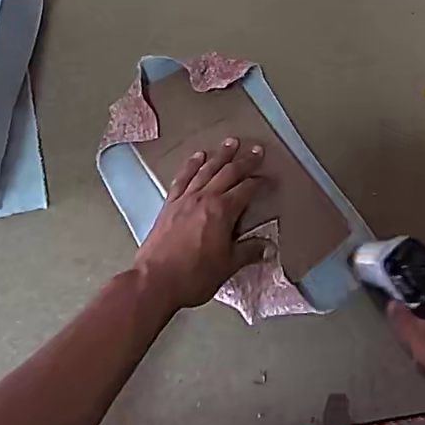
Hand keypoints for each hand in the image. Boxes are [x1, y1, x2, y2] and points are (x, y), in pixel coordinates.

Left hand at [135, 137, 267, 310]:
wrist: (153, 282)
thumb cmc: (194, 275)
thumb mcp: (228, 265)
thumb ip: (249, 251)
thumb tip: (269, 247)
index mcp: (223, 211)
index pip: (247, 189)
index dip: (261, 183)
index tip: (270, 180)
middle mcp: (205, 198)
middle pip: (229, 173)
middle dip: (245, 161)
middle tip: (257, 150)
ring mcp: (185, 199)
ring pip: (206, 170)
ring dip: (220, 155)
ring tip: (231, 142)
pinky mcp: (170, 204)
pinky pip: (183, 178)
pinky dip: (191, 165)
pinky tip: (198, 156)